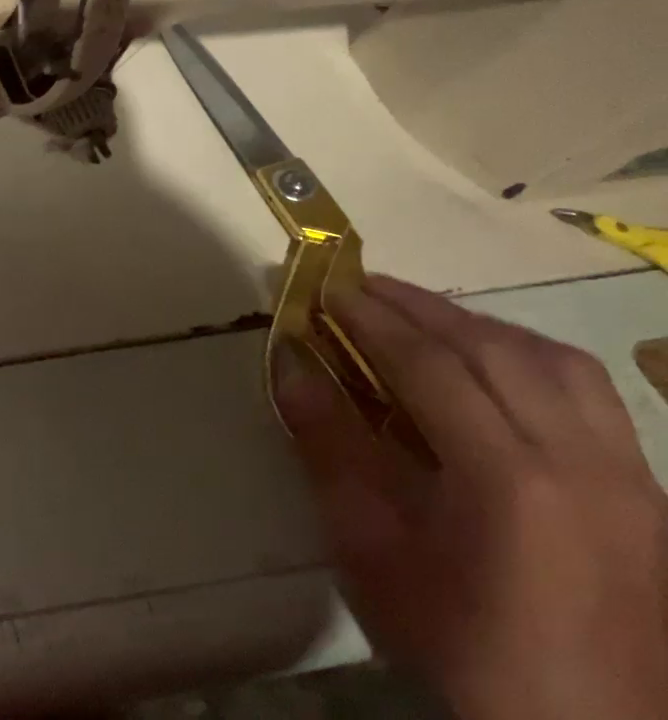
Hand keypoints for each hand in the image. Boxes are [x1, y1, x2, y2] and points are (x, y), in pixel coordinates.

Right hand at [277, 274, 667, 719]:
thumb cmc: (458, 639)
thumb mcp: (372, 549)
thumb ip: (332, 450)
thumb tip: (293, 368)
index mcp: (507, 476)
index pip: (431, 364)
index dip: (372, 318)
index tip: (324, 289)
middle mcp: (581, 459)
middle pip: (497, 349)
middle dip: (422, 307)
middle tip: (359, 286)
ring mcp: (629, 474)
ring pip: (556, 361)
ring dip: (479, 324)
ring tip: (419, 315)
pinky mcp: (649, 491)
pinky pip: (590, 393)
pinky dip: (529, 357)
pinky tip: (493, 365)